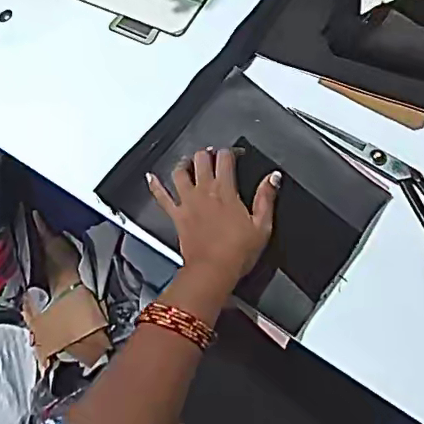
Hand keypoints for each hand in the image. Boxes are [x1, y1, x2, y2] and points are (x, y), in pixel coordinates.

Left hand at [147, 148, 277, 285]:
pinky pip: (161, 196)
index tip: (235, 154)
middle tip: (212, 155)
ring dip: (184, 163)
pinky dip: (155, 185)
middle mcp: (204, 190)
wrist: (212, 271)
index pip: (225, 158)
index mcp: (225, 190)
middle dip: (207, 153)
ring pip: (180, 172)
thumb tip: (273, 177)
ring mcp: (187, 201)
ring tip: (188, 161)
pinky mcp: (176, 215)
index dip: (230, 151)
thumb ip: (266, 198)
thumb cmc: (238, 251)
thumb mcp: (262, 225)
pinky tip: (150, 177)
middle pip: (201, 159)